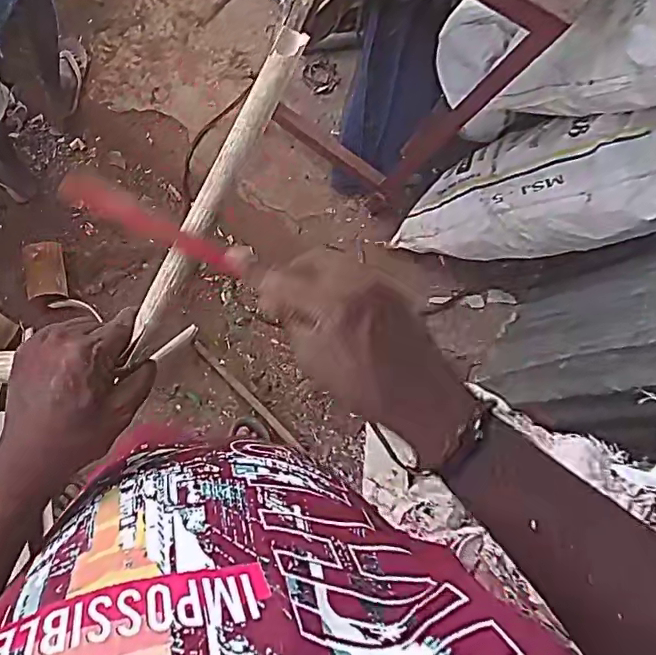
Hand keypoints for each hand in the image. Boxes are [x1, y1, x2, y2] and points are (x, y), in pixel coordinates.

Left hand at [0, 314, 156, 502]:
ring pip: (76, 328)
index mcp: (85, 352)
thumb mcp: (119, 415)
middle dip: (107, 347)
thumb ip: (140, 381)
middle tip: (106, 376)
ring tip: (81, 379)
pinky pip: (55, 337)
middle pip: (99, 326)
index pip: (121, 324)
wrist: (29, 455)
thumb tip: (148, 363)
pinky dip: (63, 350)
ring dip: (84, 346)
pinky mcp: (26, 348)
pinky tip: (63, 377)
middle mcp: (60, 339)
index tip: (137, 340)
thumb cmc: (69, 440)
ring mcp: (39, 342)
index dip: (133, 334)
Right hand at [258, 250, 480, 468]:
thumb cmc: (363, 387)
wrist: (424, 398)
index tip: (232, 255)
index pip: (281, 279)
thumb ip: (290, 320)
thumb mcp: (311, 359)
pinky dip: (333, 284)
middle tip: (278, 303)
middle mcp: (355, 283)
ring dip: (311, 279)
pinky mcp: (390, 288)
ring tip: (309, 310)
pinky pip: (350, 274)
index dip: (253, 270)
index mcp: (331, 304)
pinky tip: (333, 311)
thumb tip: (275, 298)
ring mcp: (377, 282)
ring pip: (330, 264)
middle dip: (288, 275)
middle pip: (307, 260)